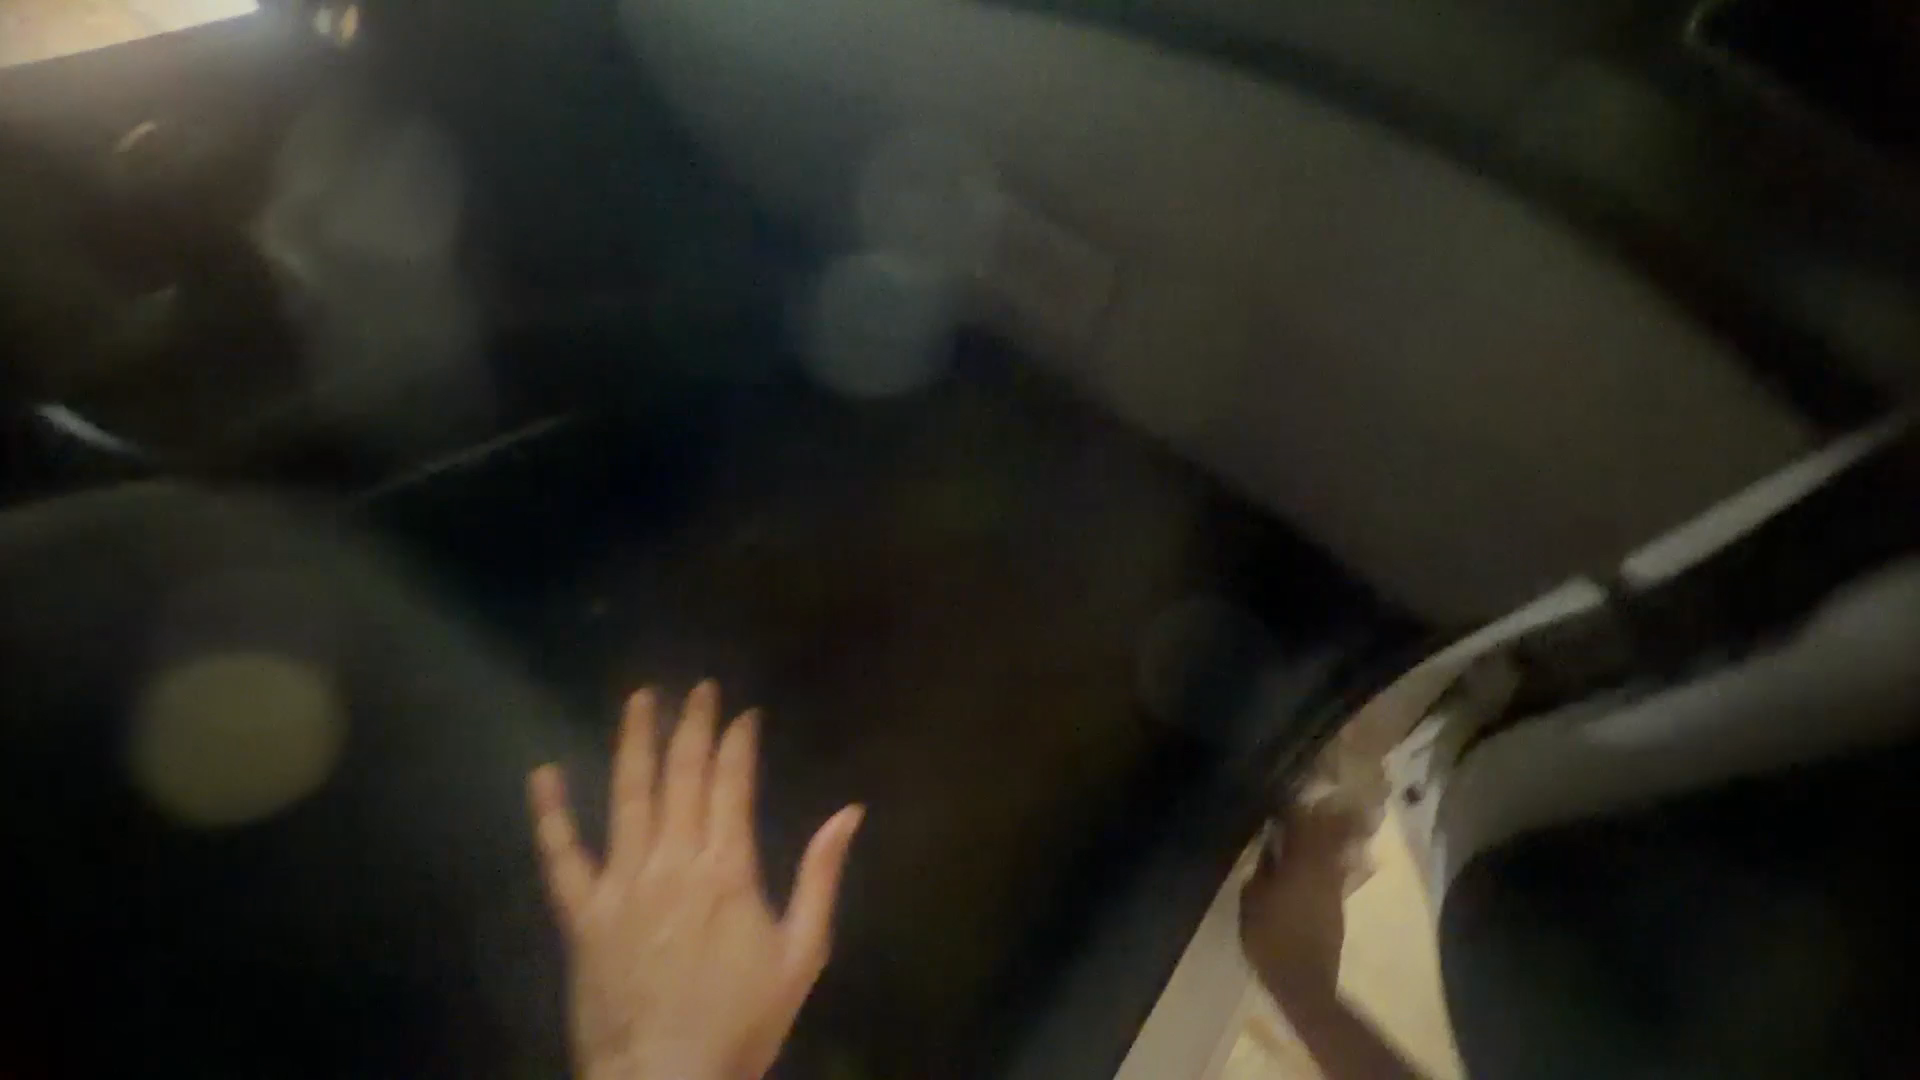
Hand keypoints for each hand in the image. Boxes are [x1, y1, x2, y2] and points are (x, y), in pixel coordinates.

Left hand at [528, 681, 865, 1079]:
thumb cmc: (742, 1022)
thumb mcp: (802, 953)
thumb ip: (822, 876)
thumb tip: (850, 811)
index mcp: (728, 869)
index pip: (733, 784)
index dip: (738, 742)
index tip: (744, 712)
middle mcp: (673, 862)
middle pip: (682, 777)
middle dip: (692, 726)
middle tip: (698, 687)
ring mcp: (621, 885)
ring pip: (627, 797)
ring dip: (634, 743)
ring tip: (639, 699)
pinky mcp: (582, 916)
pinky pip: (560, 858)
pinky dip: (550, 815)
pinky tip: (542, 775)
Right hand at [1238, 796, 1371, 1011]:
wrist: (1304, 982)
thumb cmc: (1269, 937)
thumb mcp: (1252, 898)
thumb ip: (1264, 868)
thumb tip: (1271, 847)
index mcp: (1300, 865)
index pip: (1301, 825)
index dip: (1294, 807)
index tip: (1285, 794)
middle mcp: (1323, 871)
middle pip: (1327, 834)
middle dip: (1322, 815)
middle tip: (1315, 799)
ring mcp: (1334, 889)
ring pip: (1335, 852)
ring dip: (1330, 834)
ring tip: (1321, 821)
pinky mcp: (1337, 906)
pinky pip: (1335, 870)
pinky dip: (1329, 857)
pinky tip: (1320, 857)